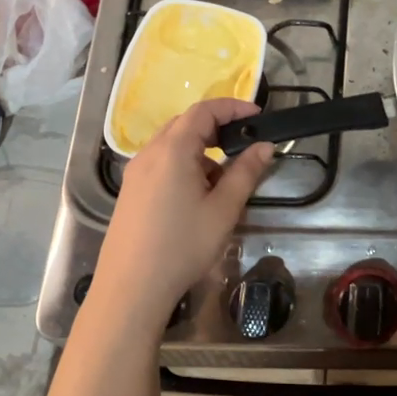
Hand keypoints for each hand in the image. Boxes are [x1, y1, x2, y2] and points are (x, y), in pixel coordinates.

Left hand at [93, 99, 275, 324]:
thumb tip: (265, 146)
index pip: (204, 111)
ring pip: (173, 145)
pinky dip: (185, 165)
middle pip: (185, 123)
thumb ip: (246, 172)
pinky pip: (161, 163)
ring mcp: (136, 173)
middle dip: (217, 127)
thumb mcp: (224, 209)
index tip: (257, 116)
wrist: (131, 288)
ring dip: (201, 150)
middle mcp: (149, 154)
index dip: (232, 107)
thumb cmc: (182, 245)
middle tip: (245, 144)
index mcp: (173, 150)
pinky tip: (198, 196)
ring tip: (225, 180)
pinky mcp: (131, 192)